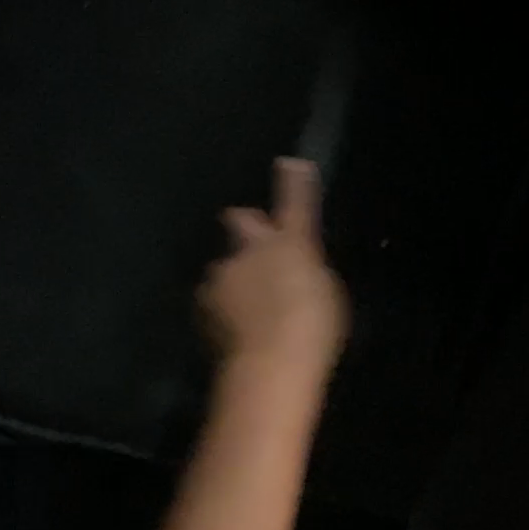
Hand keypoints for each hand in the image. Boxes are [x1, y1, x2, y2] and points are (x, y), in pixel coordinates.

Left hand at [200, 158, 348, 384]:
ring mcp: (222, 274)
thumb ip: (307, 269)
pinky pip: (213, 297)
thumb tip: (296, 264)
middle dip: (245, 226)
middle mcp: (251, 248)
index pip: (293, 202)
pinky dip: (221, 306)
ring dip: (234, 277)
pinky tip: (235, 329)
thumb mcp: (326, 293)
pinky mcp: (202, 303)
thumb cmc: (314, 329)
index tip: (289, 163)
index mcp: (291, 243)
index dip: (292, 181)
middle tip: (256, 248)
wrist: (269, 365)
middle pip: (240, 220)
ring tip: (248, 308)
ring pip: (225, 265)